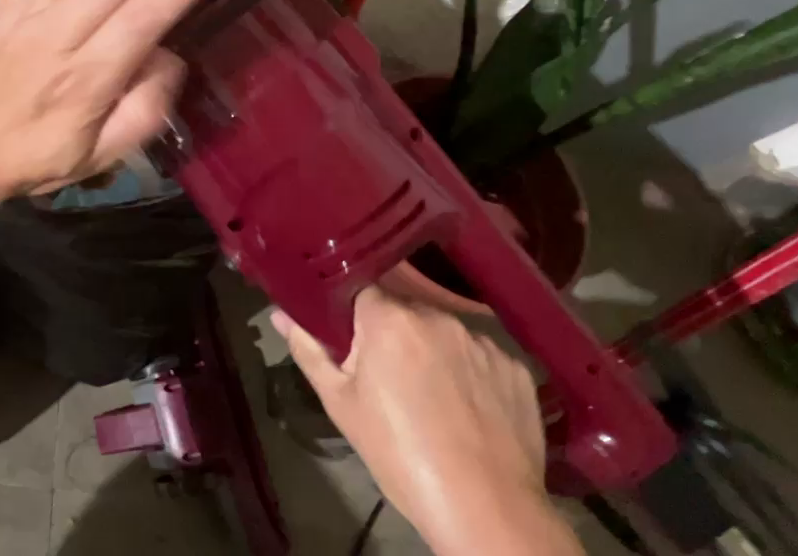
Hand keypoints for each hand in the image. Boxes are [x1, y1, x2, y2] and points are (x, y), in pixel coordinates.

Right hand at [273, 288, 581, 555]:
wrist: (484, 509)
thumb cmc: (398, 453)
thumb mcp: (340, 403)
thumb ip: (309, 350)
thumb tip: (281, 315)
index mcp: (390, 318)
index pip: (362, 289)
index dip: (353, 312)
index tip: (349, 337)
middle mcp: (439, 317)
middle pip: (405, 310)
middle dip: (392, 333)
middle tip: (385, 375)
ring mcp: (483, 342)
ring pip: (444, 333)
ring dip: (432, 351)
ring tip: (430, 397)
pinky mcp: (516, 368)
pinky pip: (481, 358)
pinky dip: (470, 374)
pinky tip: (466, 409)